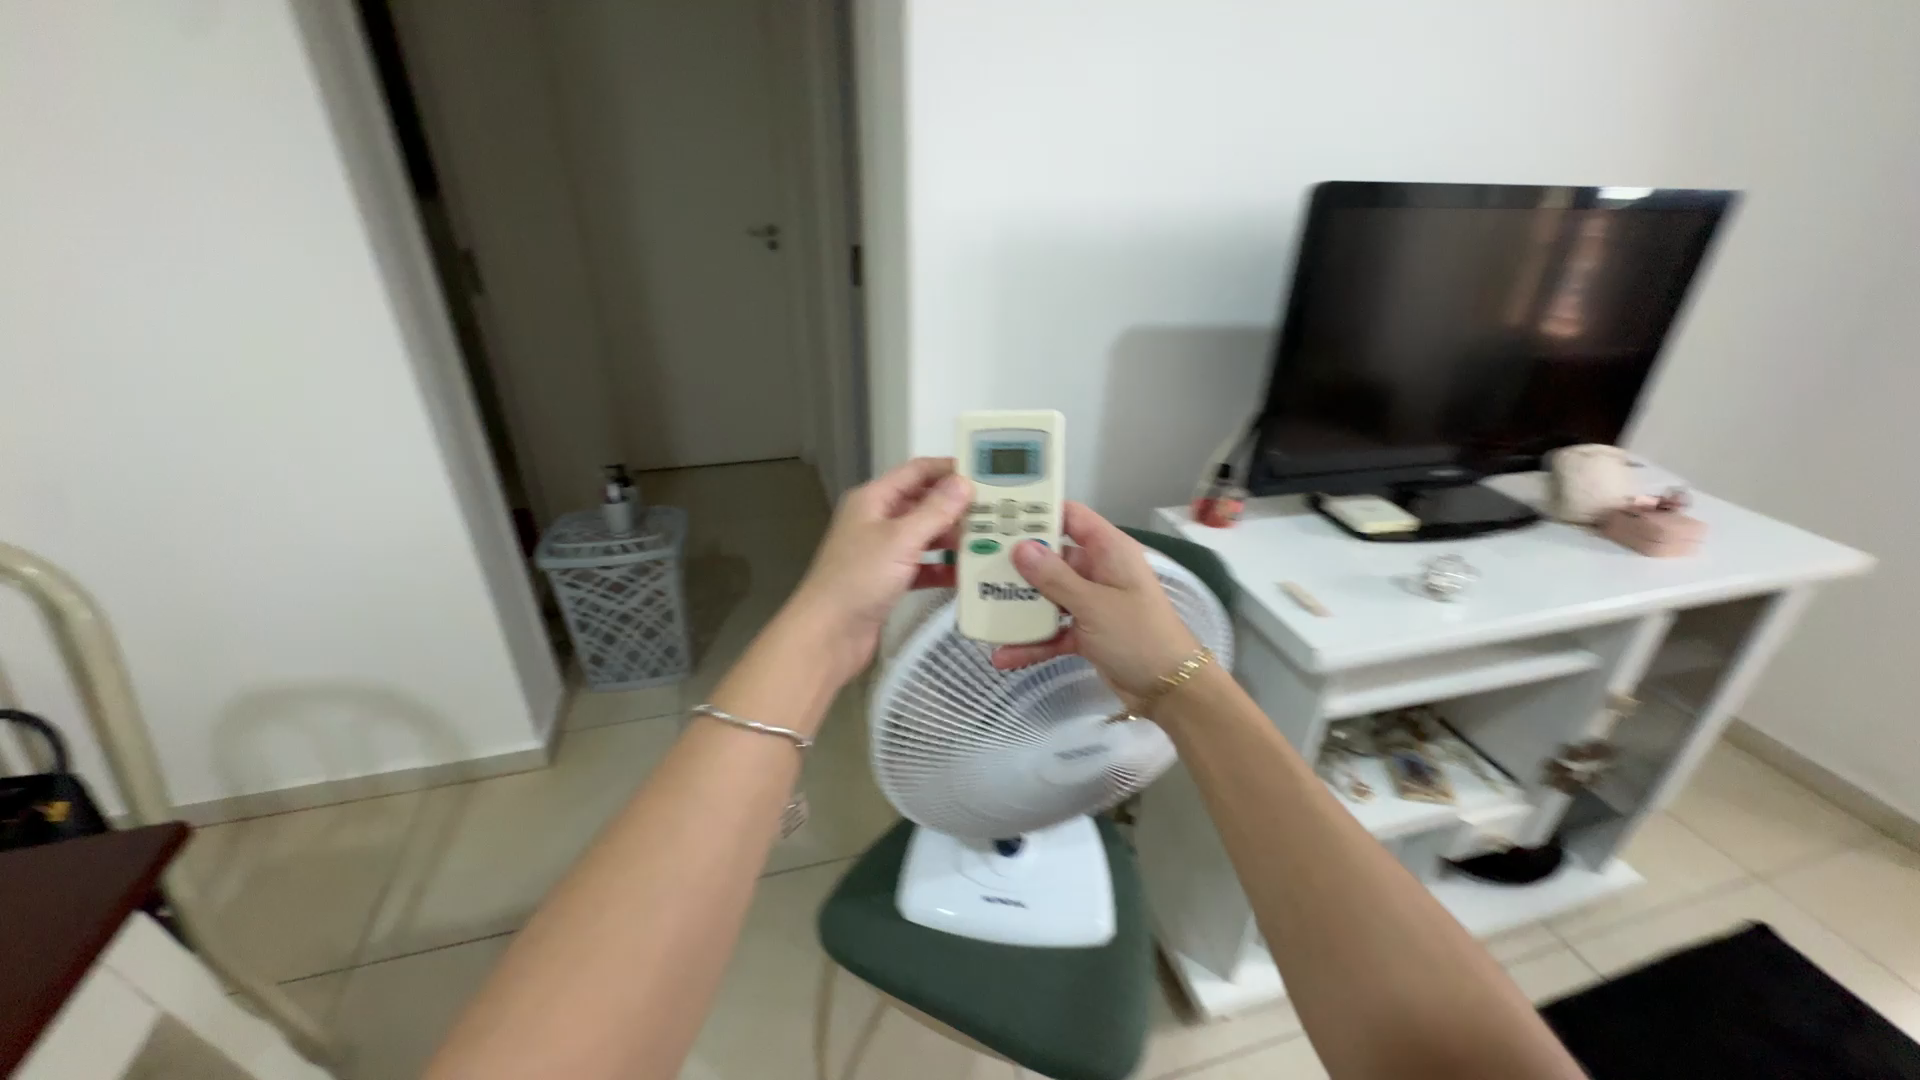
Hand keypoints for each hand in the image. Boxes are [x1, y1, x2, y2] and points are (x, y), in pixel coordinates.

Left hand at [782, 457, 970, 684]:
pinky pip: (922, 566)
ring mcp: (882, 551)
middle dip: (956, 506)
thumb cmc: (859, 579)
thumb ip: (935, 511)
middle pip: (922, 503)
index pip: (917, 471)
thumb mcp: (901, 539)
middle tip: (995, 511)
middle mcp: (877, 520)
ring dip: (952, 538)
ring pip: (924, 536)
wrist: (829, 634)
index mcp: (873, 499)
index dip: (948, 469)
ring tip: (988, 540)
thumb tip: (964, 482)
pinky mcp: (888, 579)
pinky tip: (966, 574)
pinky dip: (941, 569)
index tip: (984, 473)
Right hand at [990, 502, 1200, 699]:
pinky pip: (1053, 630)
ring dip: (1020, 607)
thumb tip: (1020, 547)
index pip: (1071, 517)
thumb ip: (1055, 578)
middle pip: (1052, 558)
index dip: (1039, 511)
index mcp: (1109, 551)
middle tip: (976, 562)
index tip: (1000, 513)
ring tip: (982, 609)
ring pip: (1048, 596)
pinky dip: (1033, 642)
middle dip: (1018, 563)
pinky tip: (1004, 656)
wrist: (1170, 689)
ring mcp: (1092, 603)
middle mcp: (1098, 571)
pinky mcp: (1086, 632)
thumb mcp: (1094, 604)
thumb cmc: (1138, 635)